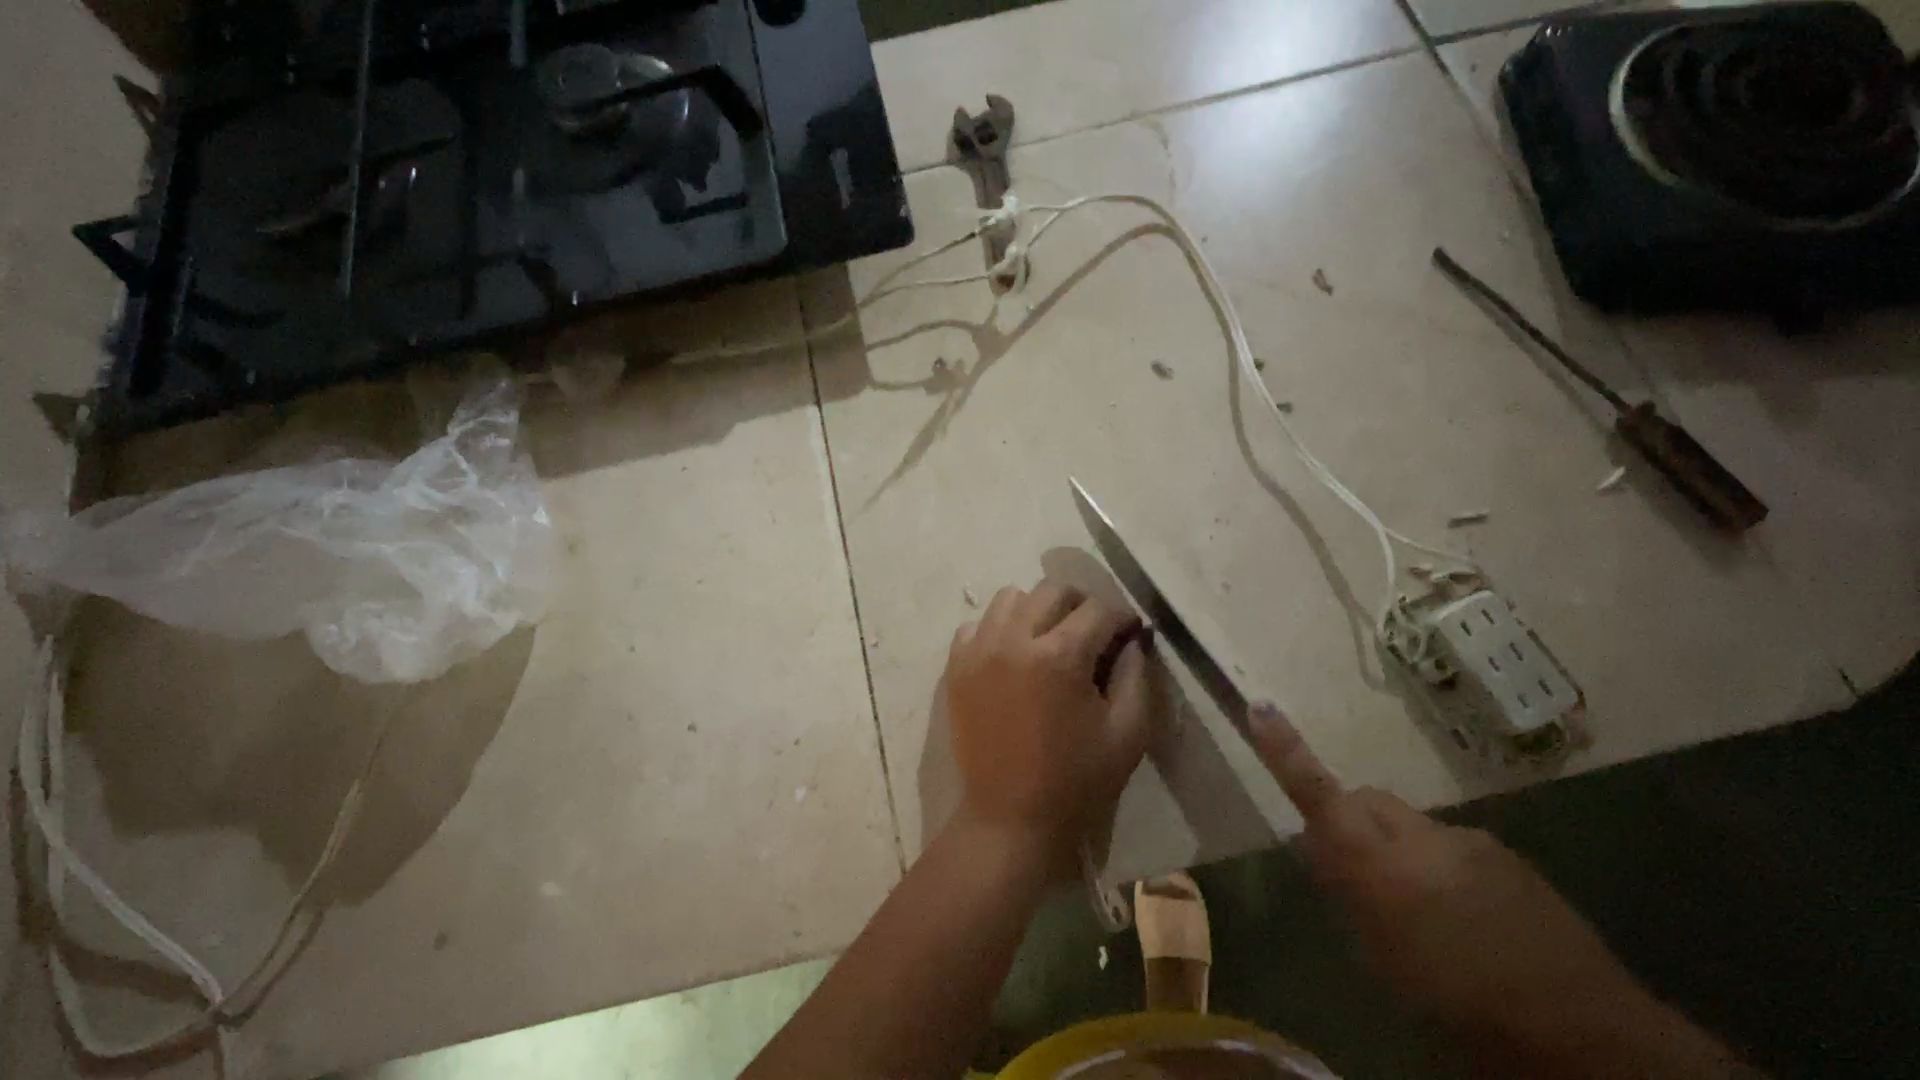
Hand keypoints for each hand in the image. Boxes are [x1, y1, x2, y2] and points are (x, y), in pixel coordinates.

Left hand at [944, 583, 1150, 855]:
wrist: (1010, 817)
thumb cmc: (1077, 780)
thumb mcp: (1128, 732)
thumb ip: (1137, 675)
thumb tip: (1133, 639)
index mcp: (1060, 656)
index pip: (1098, 610)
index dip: (1122, 618)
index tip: (1130, 634)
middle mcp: (1014, 640)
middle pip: (1052, 590)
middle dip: (1081, 604)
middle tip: (1094, 632)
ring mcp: (979, 651)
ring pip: (1010, 598)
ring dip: (1037, 610)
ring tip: (1050, 639)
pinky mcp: (956, 667)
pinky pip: (977, 624)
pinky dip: (999, 629)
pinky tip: (1014, 656)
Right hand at [1244, 703, 1738, 1076]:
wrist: (1582, 1032)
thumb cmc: (1459, 1005)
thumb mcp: (1382, 961)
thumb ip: (1349, 895)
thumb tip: (1321, 851)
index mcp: (1382, 867)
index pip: (1320, 795)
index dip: (1286, 752)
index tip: (1260, 706)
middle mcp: (1424, 838)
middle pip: (1368, 800)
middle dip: (1350, 820)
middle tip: (1350, 872)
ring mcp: (1472, 842)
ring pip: (1412, 826)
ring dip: (1399, 852)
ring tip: (1419, 914)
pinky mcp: (1509, 857)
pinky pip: (1453, 847)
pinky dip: (1441, 868)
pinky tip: (1465, 921)